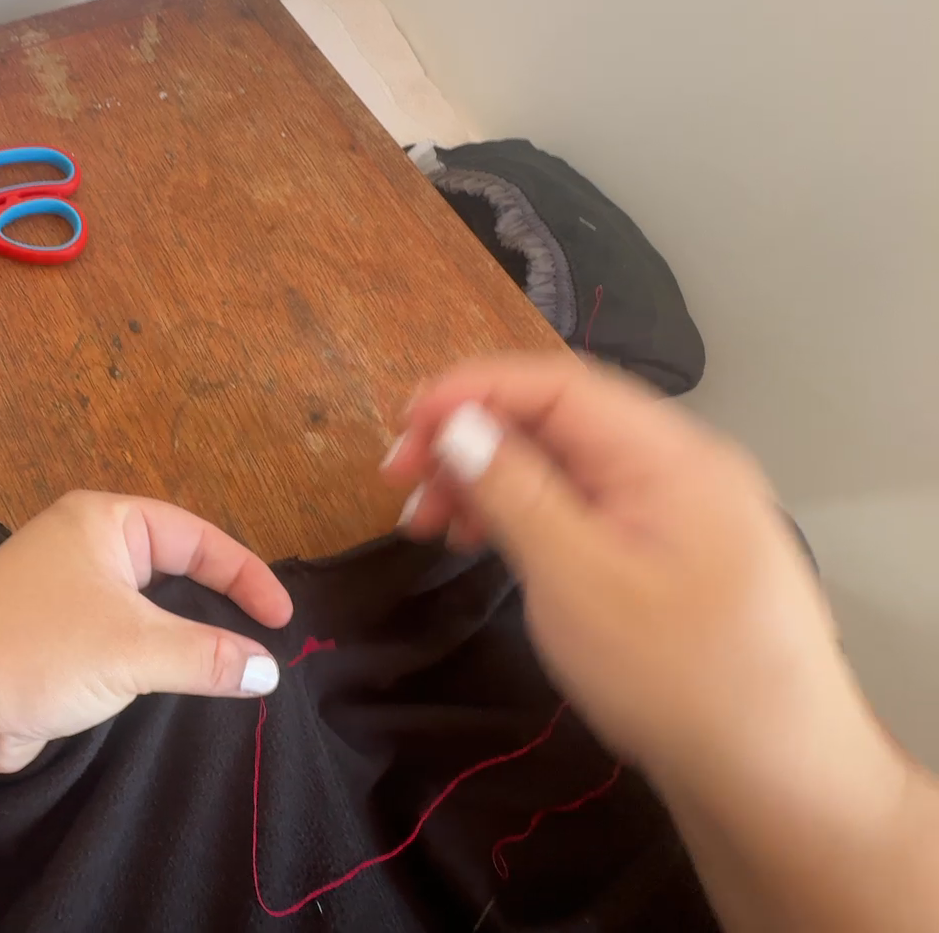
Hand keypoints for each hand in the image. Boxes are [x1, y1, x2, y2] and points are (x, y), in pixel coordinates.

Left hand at [0, 491, 293, 774]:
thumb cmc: (43, 651)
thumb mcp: (135, 649)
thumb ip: (207, 656)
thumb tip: (268, 670)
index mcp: (98, 520)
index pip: (190, 534)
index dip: (242, 572)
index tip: (283, 617)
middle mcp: (78, 540)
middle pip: (168, 560)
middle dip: (214, 594)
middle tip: (260, 634)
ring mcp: (60, 582)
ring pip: (141, 597)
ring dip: (182, 625)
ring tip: (226, 657)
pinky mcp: (49, 624)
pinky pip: (116, 624)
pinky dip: (149, 643)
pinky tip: (170, 671)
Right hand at [380, 353, 890, 791]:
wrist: (763, 773)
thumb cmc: (673, 672)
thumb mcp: (578, 577)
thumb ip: (513, 490)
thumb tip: (454, 423)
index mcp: (667, 458)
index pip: (555, 386)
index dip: (471, 390)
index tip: (403, 422)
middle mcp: (661, 465)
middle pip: (541, 420)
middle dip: (461, 440)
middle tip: (396, 477)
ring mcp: (648, 502)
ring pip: (538, 460)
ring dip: (471, 479)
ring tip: (422, 522)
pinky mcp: (632, 537)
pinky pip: (552, 498)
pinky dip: (498, 509)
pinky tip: (464, 538)